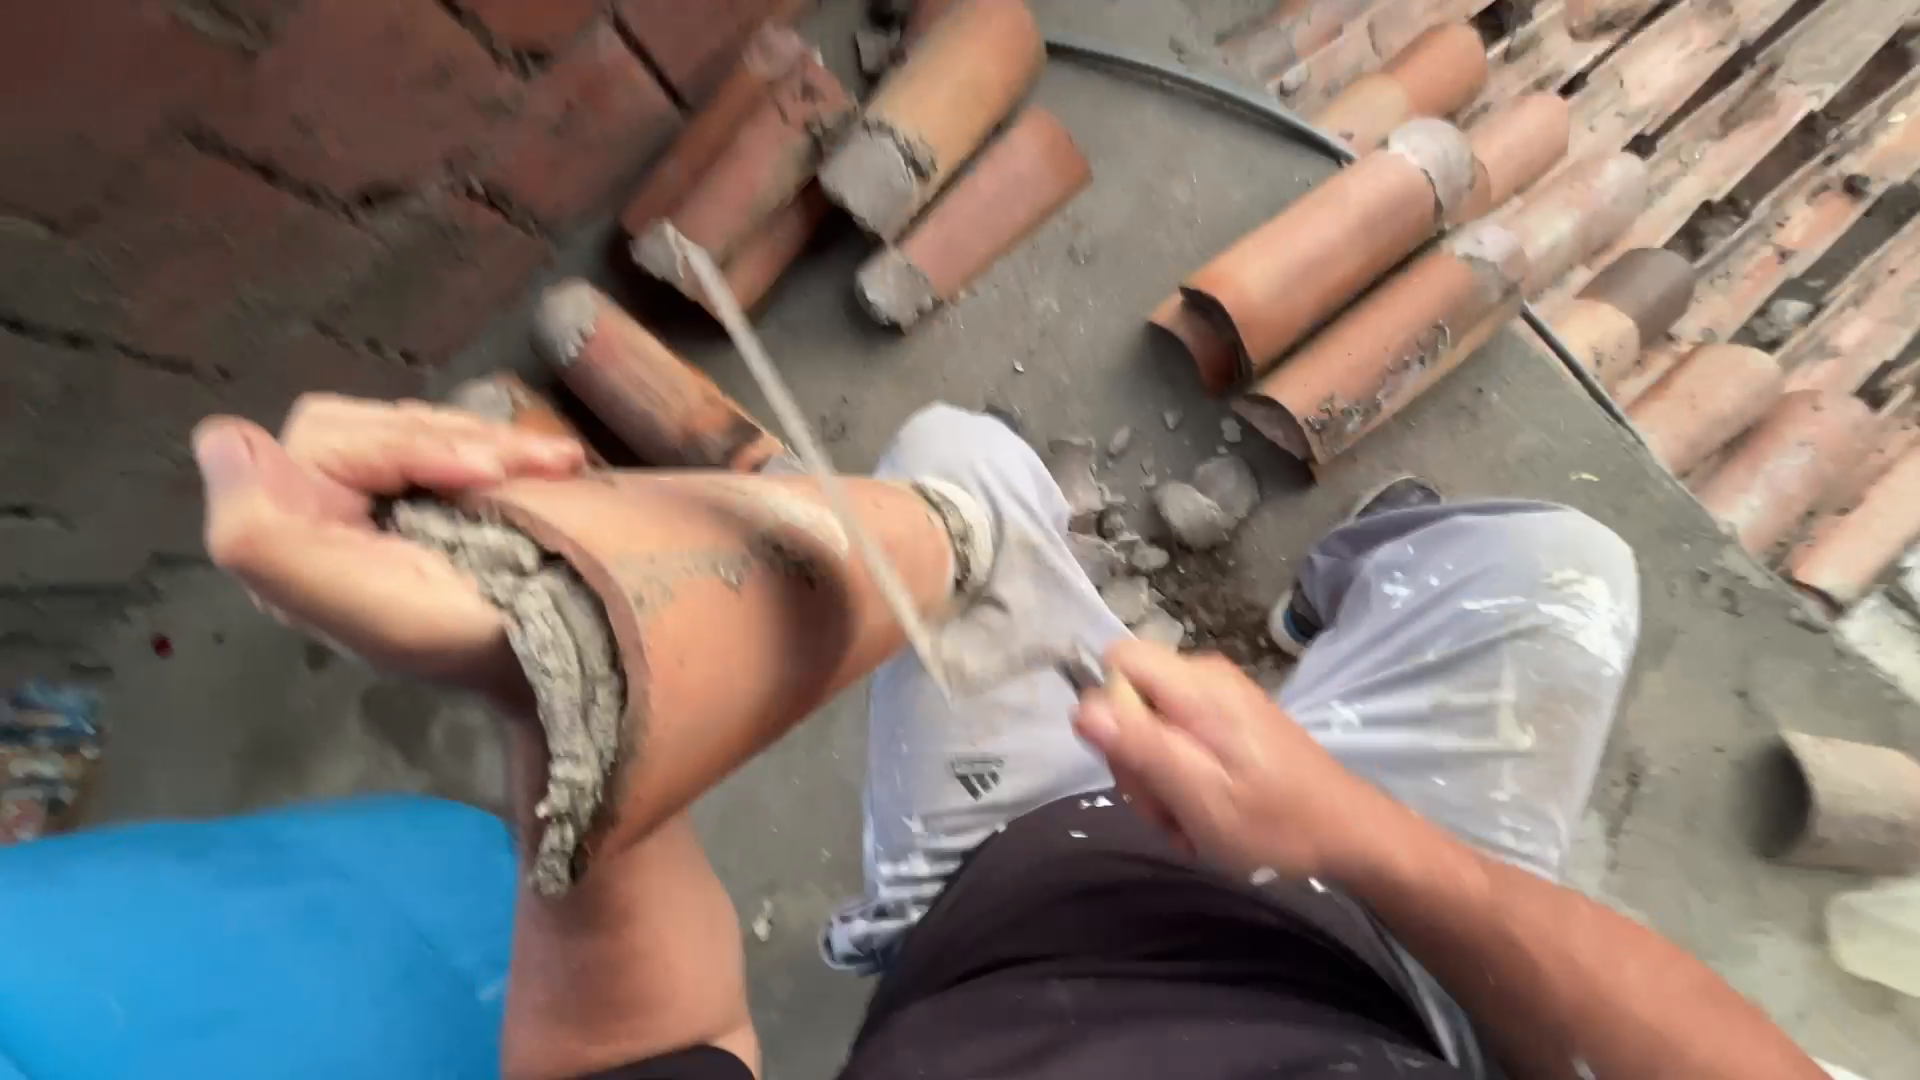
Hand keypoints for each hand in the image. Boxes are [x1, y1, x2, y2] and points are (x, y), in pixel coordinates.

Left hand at [193, 393, 586, 698]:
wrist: (572, 655)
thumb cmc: (487, 642)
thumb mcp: (377, 615)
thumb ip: (266, 541)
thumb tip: (225, 439)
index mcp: (304, 542)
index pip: (327, 444)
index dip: (407, 448)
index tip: (484, 475)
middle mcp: (337, 512)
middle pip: (370, 424)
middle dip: (461, 438)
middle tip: (542, 461)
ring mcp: (399, 497)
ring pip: (423, 423)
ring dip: (497, 439)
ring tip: (560, 460)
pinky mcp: (452, 490)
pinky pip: (461, 435)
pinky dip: (511, 442)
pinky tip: (558, 461)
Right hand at [1072, 640, 1400, 883]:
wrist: (1351, 835)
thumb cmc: (1275, 822)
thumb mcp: (1200, 794)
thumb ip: (1140, 748)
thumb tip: (1082, 709)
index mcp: (1197, 686)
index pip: (1117, 660)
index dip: (1109, 707)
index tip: (1133, 758)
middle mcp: (1204, 677)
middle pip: (1129, 695)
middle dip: (1133, 754)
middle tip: (1165, 802)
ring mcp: (1217, 696)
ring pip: (1147, 720)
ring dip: (1155, 774)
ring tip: (1188, 815)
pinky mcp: (1226, 716)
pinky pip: (1175, 733)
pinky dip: (1177, 773)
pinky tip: (1202, 807)